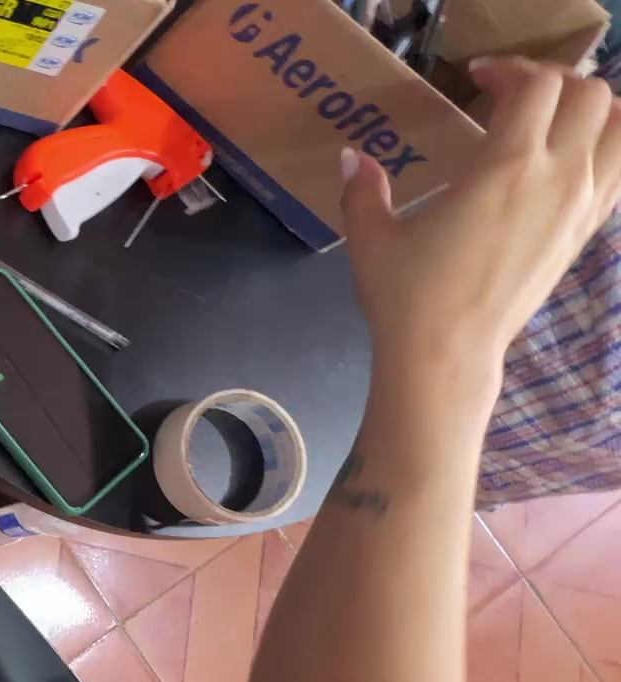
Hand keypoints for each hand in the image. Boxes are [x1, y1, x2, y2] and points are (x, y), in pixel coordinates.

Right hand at [341, 57, 620, 419]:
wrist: (447, 348)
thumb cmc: (403, 294)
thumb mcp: (370, 242)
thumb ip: (363, 193)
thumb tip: (350, 156)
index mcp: (501, 170)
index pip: (533, 89)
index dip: (508, 69)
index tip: (477, 74)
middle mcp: (558, 173)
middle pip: (590, 93)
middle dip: (553, 81)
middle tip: (512, 93)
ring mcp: (584, 197)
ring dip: (594, 104)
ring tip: (554, 115)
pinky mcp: (590, 222)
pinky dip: (608, 141)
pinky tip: (574, 153)